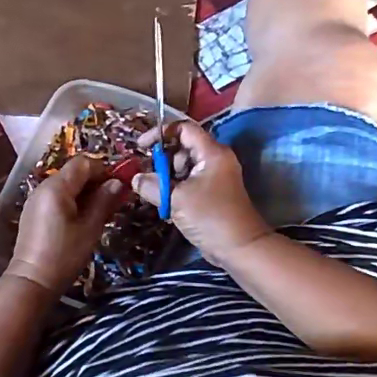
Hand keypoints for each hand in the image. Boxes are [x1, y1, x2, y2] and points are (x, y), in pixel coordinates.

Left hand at [7, 155, 129, 293]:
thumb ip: (104, 201)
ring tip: (102, 210)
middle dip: (95, 181)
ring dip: (85, 192)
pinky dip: (72, 200)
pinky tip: (83, 218)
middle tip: (115, 198)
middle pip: (73, 172)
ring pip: (65, 185)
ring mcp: (36, 199)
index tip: (120, 184)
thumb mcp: (90, 228)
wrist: (32, 280)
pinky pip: (56, 197)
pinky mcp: (33, 212)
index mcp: (56, 187)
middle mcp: (43, 187)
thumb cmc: (64, 255)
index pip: (82, 163)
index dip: (103, 169)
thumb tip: (117, 183)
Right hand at [133, 121, 271, 266]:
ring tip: (155, 190)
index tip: (141, 146)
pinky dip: (175, 187)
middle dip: (162, 158)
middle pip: (183, 147)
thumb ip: (153, 186)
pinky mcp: (212, 192)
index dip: (161, 133)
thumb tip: (136, 179)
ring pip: (184, 165)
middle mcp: (215, 159)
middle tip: (148, 174)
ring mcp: (215, 176)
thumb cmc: (210, 217)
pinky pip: (189, 181)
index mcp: (212, 153)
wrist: (240, 248)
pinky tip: (165, 201)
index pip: (184, 128)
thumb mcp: (177, 199)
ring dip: (167, 175)